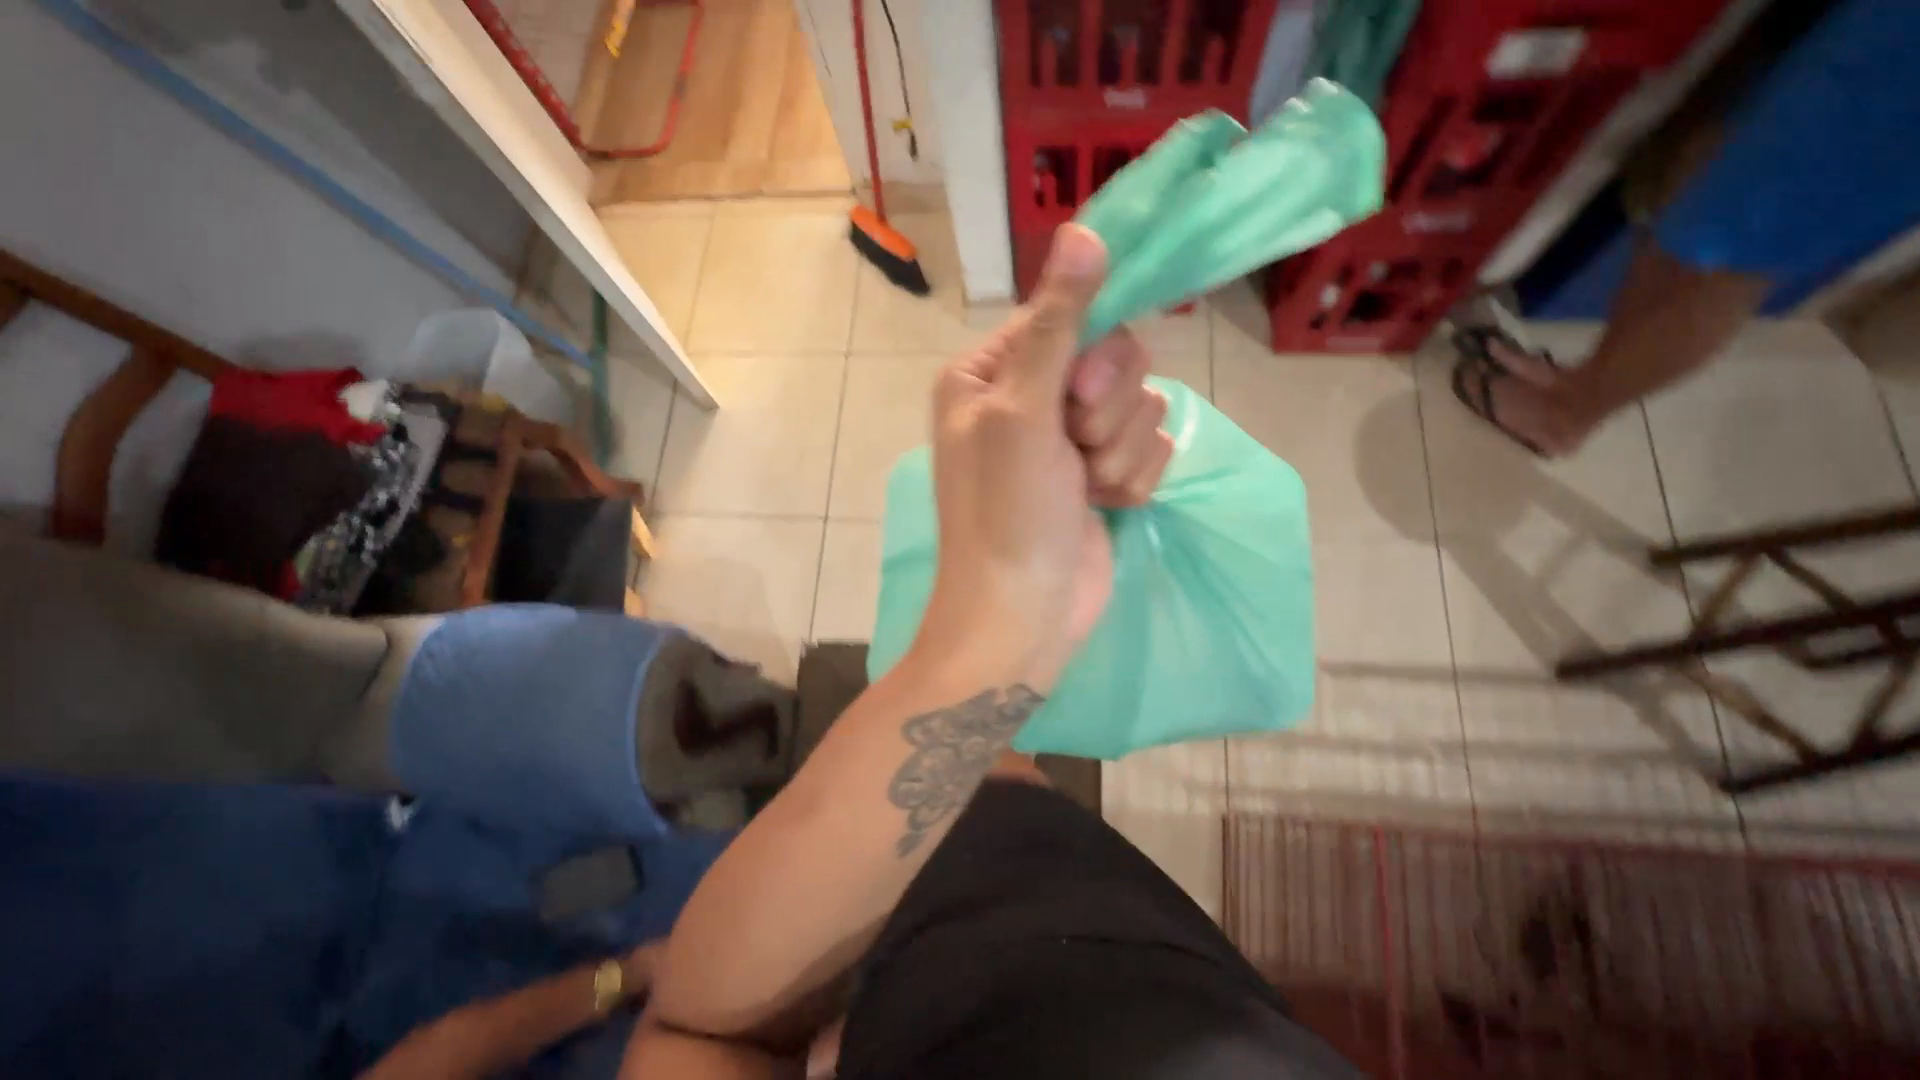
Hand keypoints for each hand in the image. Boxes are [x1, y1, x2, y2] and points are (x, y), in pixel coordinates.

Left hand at [911, 225, 1173, 690]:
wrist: (1022, 617)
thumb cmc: (1007, 514)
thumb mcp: (1022, 412)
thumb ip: (1057, 323)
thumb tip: (1083, 228)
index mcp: (991, 370)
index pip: (1070, 315)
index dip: (1090, 355)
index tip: (1077, 399)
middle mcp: (1029, 395)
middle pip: (1114, 356)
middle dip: (1107, 411)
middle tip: (1076, 451)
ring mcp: (1069, 437)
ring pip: (1139, 403)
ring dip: (1120, 452)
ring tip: (1085, 489)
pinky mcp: (1102, 474)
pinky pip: (1149, 448)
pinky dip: (1132, 480)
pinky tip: (1103, 508)